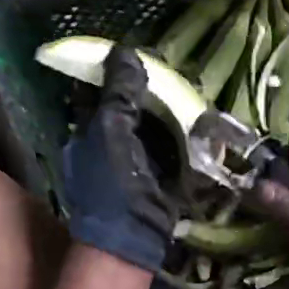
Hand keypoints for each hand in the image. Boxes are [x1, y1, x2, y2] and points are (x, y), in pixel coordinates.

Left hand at [59, 45, 175, 272]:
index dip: (116, 71)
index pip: (100, 90)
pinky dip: (182, 134)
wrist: (133, 235)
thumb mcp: (112, 130)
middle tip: (172, 70)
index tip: (139, 55)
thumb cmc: (113, 182)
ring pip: (152, 125)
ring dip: (168, 110)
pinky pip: (171, 147)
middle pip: (130, 106)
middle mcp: (110, 142)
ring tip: (189, 89)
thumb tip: (125, 52)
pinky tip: (198, 120)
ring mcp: (135, 160)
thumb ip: (120, 93)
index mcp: (90, 130)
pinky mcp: (158, 176)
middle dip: (148, 89)